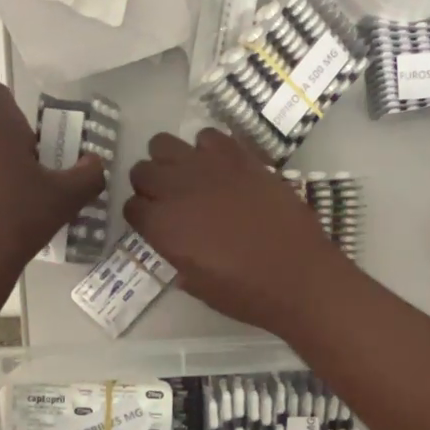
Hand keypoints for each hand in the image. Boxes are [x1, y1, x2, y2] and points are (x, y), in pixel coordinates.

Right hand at [125, 130, 354, 329]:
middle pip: (141, 171)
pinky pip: (208, 136)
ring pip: (164, 144)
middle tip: (173, 202)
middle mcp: (177, 190)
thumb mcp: (198, 285)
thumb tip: (174, 242)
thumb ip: (176, 256)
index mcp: (163, 228)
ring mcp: (208, 167)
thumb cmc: (247, 293)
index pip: (130, 208)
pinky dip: (208, 149)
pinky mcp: (239, 156)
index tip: (157, 225)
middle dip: (151, 186)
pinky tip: (221, 169)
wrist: (299, 276)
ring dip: (171, 161)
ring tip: (193, 180)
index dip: (143, 217)